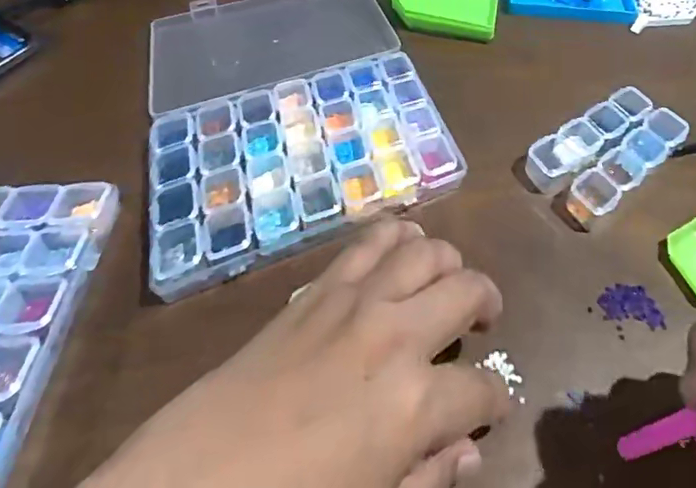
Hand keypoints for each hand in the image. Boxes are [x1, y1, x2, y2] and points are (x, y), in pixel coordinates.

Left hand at [84, 220, 508, 487]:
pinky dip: (396, 233)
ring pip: (424, 250)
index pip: (483, 389)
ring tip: (447, 278)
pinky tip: (403, 243)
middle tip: (485, 320)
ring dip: (447, 260)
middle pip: (466, 291)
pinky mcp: (320, 285)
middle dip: (487, 302)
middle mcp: (395, 334)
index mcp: (414, 404)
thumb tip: (469, 451)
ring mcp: (356, 300)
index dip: (495, 399)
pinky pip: (369, 240)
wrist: (200, 472)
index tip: (492, 404)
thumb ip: (429, 477)